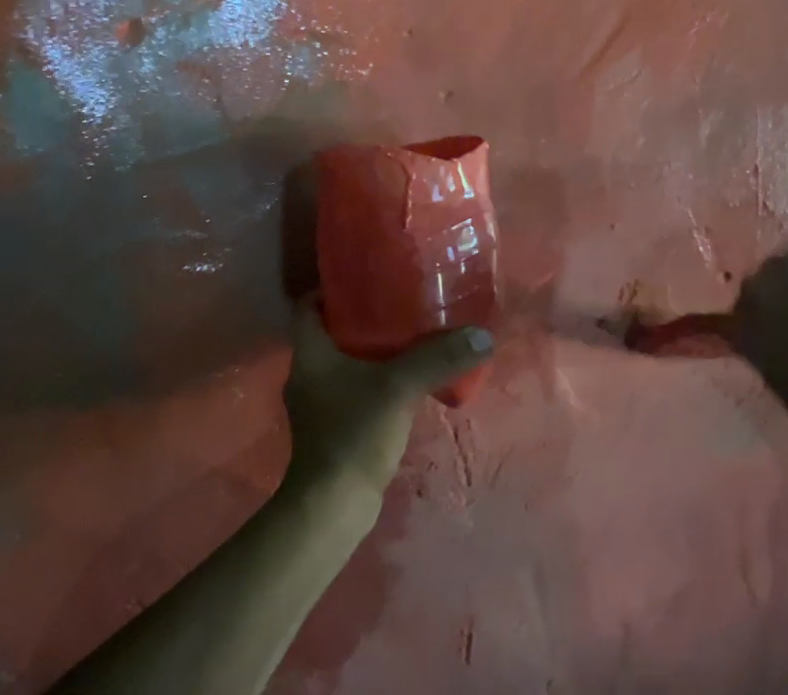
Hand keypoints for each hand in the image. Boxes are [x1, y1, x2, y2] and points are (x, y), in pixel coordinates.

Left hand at [282, 296, 492, 495]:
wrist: (333, 504)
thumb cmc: (353, 433)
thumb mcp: (399, 387)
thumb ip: (437, 359)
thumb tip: (481, 336)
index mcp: (308, 353)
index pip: (308, 306)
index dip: (332, 290)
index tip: (367, 282)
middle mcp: (306, 374)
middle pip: (329, 334)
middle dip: (361, 321)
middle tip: (400, 309)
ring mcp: (316, 406)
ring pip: (343, 366)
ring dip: (370, 355)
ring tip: (409, 344)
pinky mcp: (330, 432)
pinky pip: (352, 394)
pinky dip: (373, 385)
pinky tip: (404, 388)